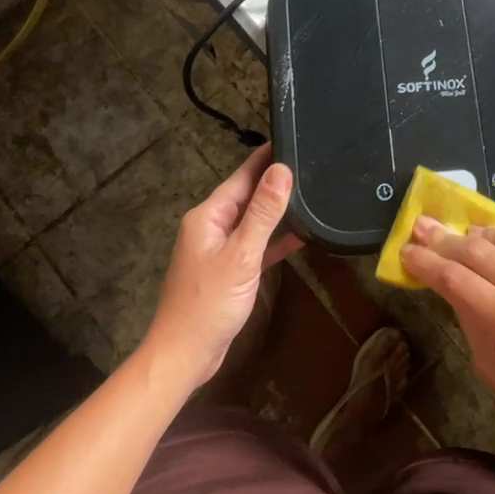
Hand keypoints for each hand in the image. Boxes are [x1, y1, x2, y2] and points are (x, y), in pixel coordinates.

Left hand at [143, 145, 300, 390]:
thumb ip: (263, 213)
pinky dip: (273, 240)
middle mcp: (210, 227)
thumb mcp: (242, 255)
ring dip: (276, 211)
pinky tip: (299, 236)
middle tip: (309, 163)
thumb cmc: (209, 304)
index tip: (291, 138)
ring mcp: (217, 250)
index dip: (266, 158)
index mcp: (208, 216)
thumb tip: (281, 169)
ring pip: (251, 221)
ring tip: (309, 193)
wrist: (184, 355)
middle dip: (274, 181)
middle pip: (247, 196)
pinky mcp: (227, 271)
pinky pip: (254, 245)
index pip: (242, 177)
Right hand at [400, 212, 494, 465]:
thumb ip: (469, 319)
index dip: (425, 262)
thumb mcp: (491, 371)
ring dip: (493, 230)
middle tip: (422, 229)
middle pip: (481, 250)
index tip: (406, 250)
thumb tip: (448, 282)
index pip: (456, 279)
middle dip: (444, 239)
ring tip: (482, 243)